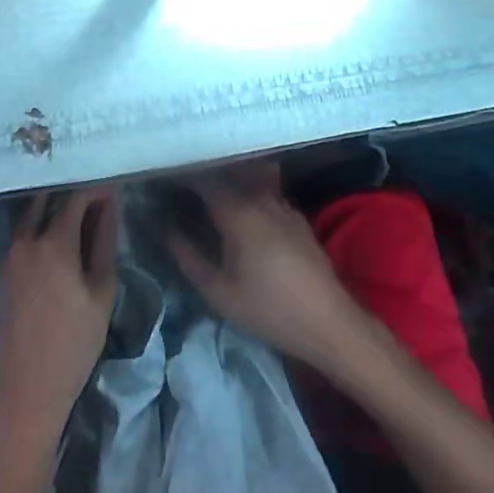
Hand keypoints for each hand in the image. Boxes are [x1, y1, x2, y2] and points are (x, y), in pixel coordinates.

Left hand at [0, 186, 121, 415]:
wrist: (26, 390)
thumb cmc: (74, 344)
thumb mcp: (102, 291)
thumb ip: (105, 242)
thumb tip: (110, 206)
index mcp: (53, 243)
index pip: (77, 197)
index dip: (98, 189)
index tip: (115, 188)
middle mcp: (26, 241)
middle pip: (50, 198)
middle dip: (74, 192)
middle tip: (98, 198)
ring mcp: (10, 255)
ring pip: (33, 213)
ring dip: (56, 206)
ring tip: (84, 214)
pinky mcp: (4, 270)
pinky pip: (24, 232)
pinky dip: (43, 223)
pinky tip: (62, 235)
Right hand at [167, 161, 368, 367]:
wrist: (327, 321)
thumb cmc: (268, 309)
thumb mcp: (220, 293)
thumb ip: (190, 258)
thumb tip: (168, 232)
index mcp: (239, 213)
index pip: (205, 180)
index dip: (184, 174)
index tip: (166, 174)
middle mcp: (261, 199)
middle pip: (228, 173)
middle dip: (205, 173)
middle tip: (182, 181)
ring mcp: (283, 205)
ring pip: (250, 180)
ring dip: (228, 179)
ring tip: (208, 191)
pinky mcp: (296, 216)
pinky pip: (266, 192)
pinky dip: (248, 191)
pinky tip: (241, 206)